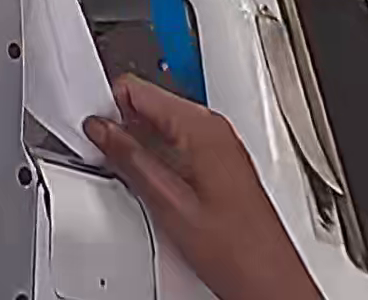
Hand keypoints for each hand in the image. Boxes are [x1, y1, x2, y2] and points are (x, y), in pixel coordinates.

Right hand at [84, 74, 321, 299]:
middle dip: (121, 125)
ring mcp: (217, 142)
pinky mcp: (218, 160)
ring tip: (126, 173)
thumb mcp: (168, 204)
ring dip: (138, 142)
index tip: (92, 125)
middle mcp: (211, 125)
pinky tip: (149, 183)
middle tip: (103, 152)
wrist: (275, 288)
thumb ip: (128, 158)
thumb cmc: (237, 253)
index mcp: (199, 125)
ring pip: (160, 123)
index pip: (136, 88)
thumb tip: (100, 128)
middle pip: (148, 103)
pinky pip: (175, 141)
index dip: (107, 104)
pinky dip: (156, 155)